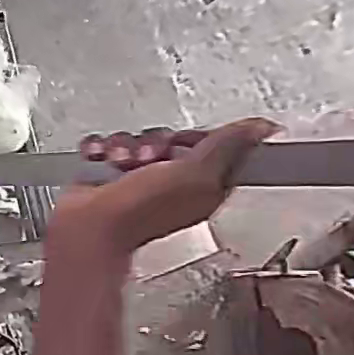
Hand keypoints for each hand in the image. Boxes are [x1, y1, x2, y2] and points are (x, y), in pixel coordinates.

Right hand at [50, 118, 280, 256]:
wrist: (90, 226)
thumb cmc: (141, 211)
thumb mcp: (199, 173)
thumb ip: (231, 146)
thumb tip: (263, 128)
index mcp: (201, 188)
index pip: (209, 147)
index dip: (197, 139)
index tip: (186, 144)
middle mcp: (168, 184)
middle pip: (169, 140)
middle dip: (156, 142)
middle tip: (149, 158)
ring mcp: (134, 180)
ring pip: (135, 140)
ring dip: (124, 146)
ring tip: (119, 162)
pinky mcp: (104, 177)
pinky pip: (104, 146)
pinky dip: (99, 149)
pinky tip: (100, 158)